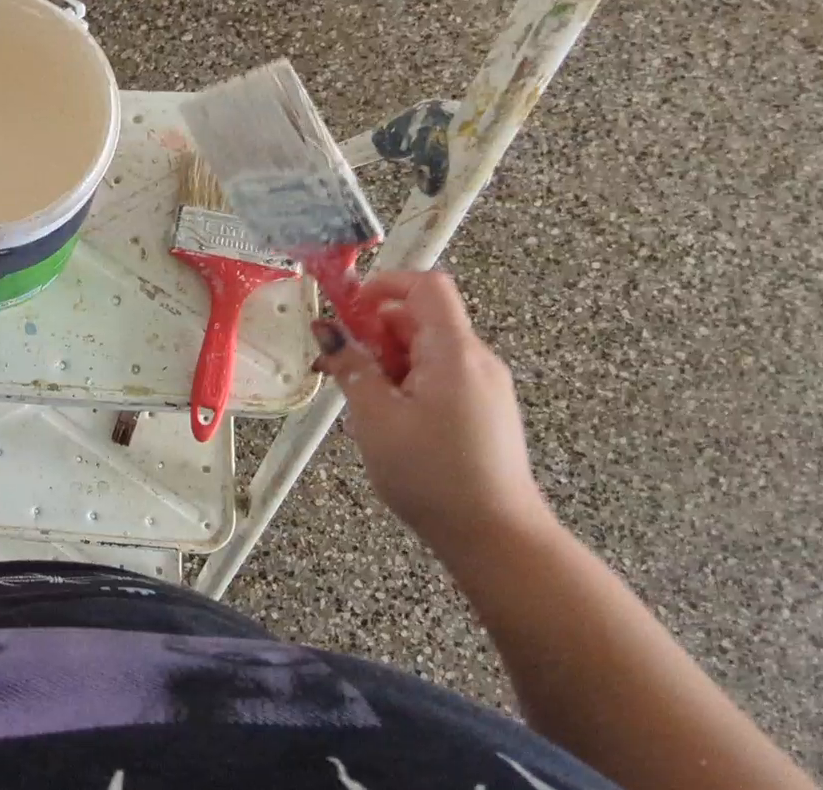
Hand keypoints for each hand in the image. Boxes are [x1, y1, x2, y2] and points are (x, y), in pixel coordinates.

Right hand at [311, 270, 553, 555]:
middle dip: (372, 334)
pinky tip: (383, 420)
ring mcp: (483, 386)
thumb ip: (351, 365)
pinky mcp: (482, 409)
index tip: (346, 308)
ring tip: (357, 403)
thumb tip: (327, 329)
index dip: (383, 285)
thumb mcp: (375, 417)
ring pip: (424, 350)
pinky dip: (403, 384)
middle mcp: (476, 361)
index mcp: (454, 353)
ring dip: (383, 363)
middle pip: (419, 319)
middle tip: (337, 366)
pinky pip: (436, 376)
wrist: (495, 537)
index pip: (426, 286)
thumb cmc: (433, 476)